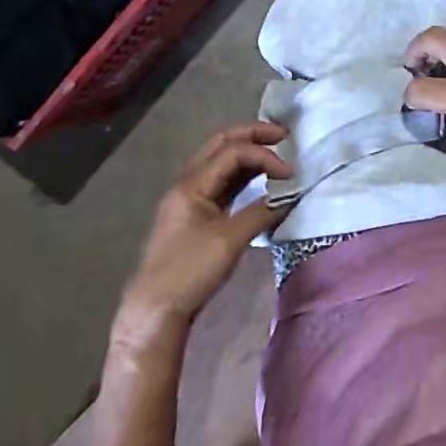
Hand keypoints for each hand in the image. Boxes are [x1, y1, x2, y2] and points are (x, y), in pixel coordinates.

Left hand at [115, 123, 289, 343]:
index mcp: (192, 183)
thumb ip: (261, 213)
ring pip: (221, 162)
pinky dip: (242, 176)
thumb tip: (288, 196)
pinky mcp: (195, 214)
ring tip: (275, 156)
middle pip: (222, 144)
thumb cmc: (190, 271)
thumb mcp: (230, 241)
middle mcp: (188, 183)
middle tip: (283, 136)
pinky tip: (260, 181)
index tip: (290, 173)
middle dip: (252, 136)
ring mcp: (190, 198)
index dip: (264, 155)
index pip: (233, 152)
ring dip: (248, 155)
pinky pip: (221, 182)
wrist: (156, 309)